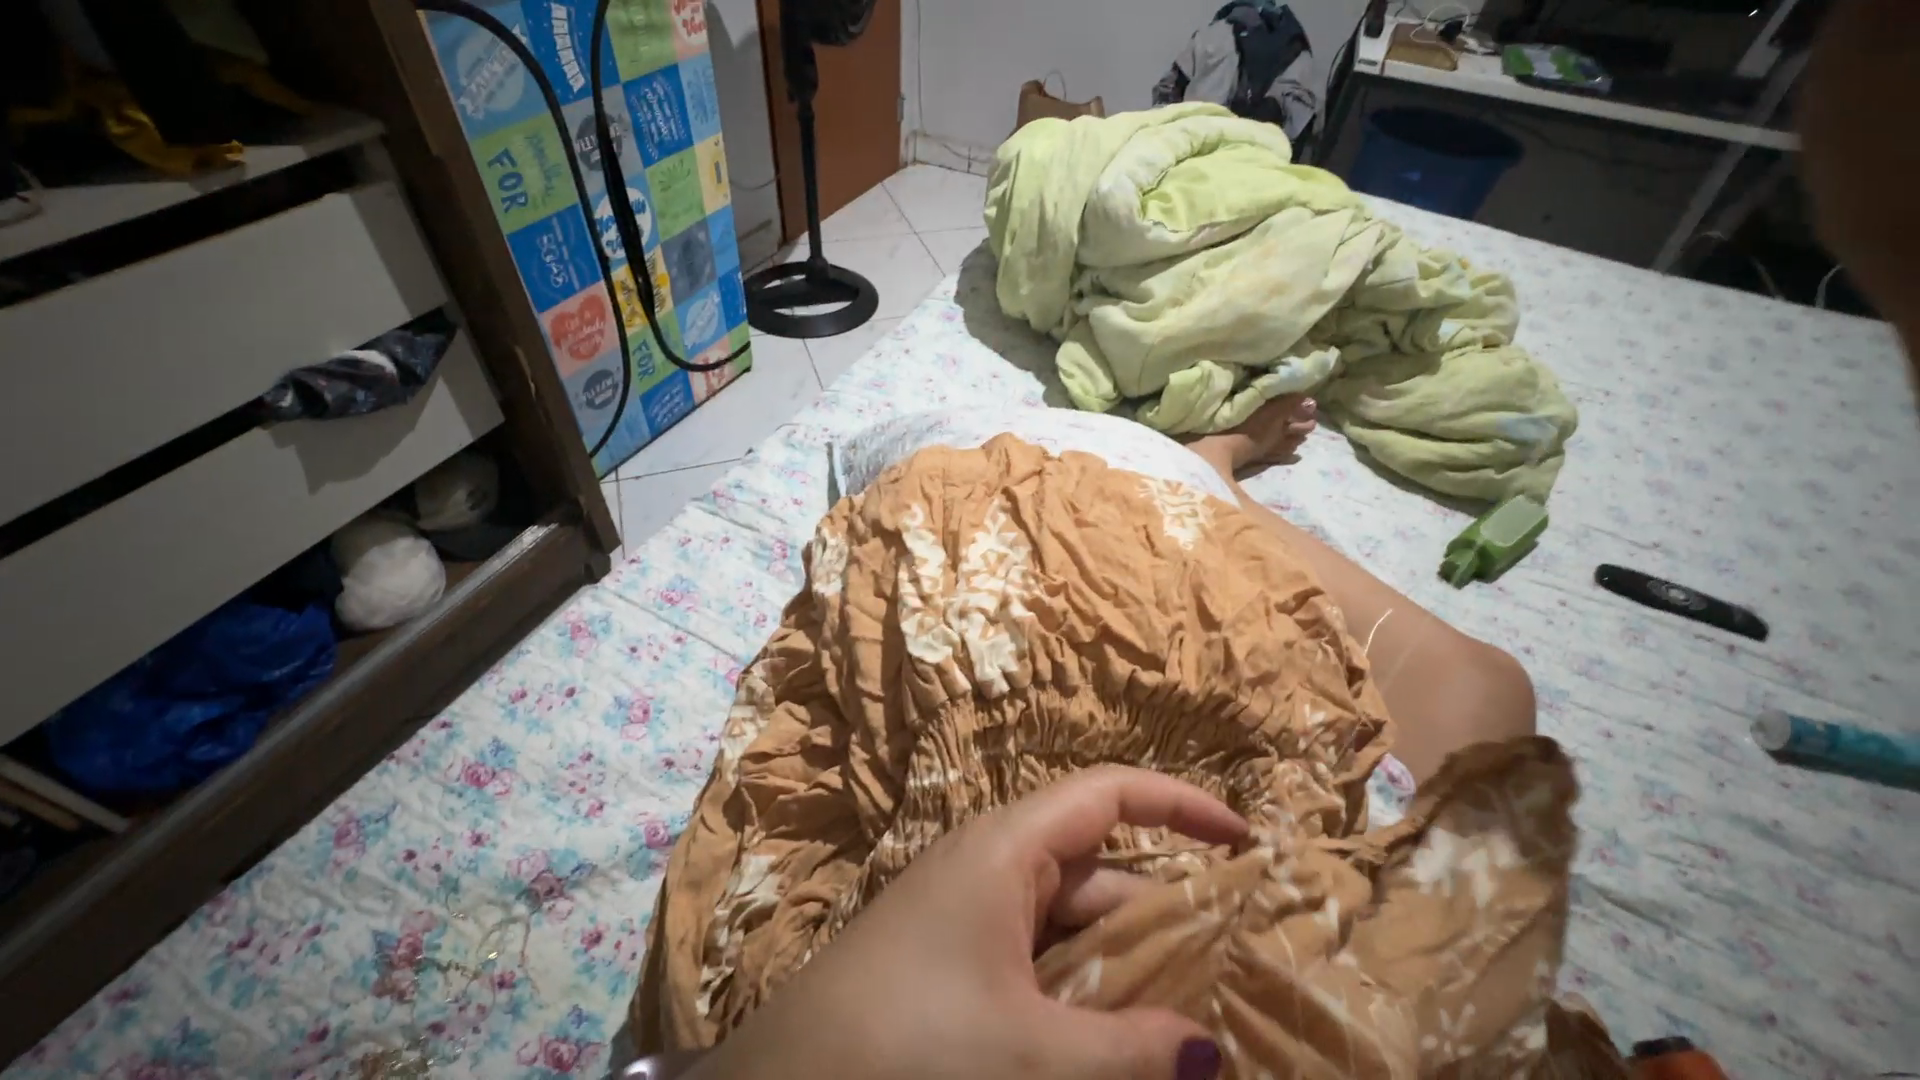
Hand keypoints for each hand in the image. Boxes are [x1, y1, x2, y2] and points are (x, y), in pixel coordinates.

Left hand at [686, 766, 1248, 1079]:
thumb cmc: (908, 1041)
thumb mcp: (1027, 1051)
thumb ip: (1127, 1051)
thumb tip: (1210, 1053)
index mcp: (1008, 848)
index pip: (1108, 794)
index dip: (1179, 805)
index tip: (1244, 838)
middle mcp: (994, 866)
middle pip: (1100, 872)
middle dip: (1167, 916)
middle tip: (1239, 968)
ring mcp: (972, 913)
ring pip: (1072, 925)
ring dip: (1128, 966)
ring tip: (1195, 1014)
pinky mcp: (956, 957)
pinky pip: (1040, 960)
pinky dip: (1085, 992)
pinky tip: (1119, 1038)